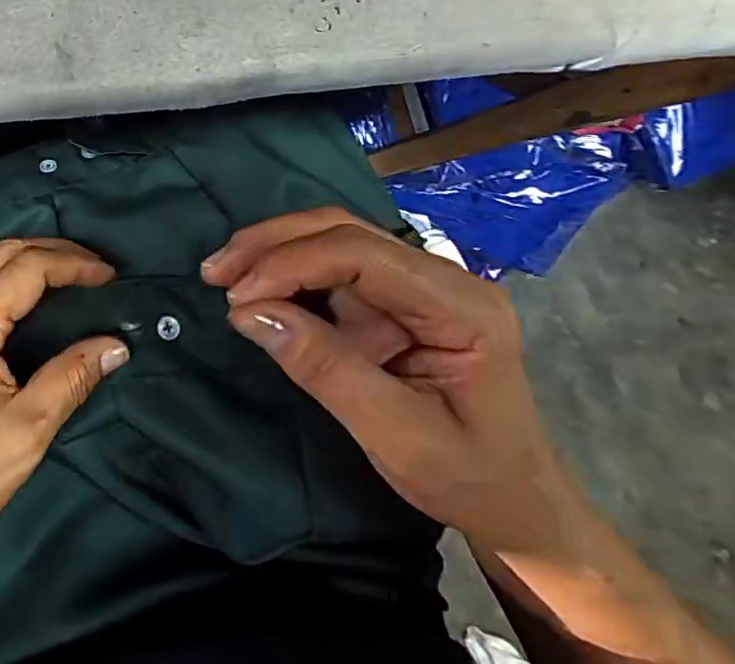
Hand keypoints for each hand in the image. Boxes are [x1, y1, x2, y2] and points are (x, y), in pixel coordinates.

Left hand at [0, 239, 127, 663]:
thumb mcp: (28, 429)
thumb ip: (73, 375)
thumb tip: (117, 344)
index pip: (30, 267)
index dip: (76, 264)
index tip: (112, 277)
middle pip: (5, 252)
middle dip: (57, 251)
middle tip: (97, 269)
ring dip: (30, 258)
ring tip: (70, 276)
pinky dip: (7, 275)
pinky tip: (28, 299)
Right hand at [204, 209, 734, 663]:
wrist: (518, 502)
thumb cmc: (471, 479)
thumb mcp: (398, 438)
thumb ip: (326, 370)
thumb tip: (250, 312)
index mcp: (461, 305)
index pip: (365, 254)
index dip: (294, 262)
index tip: (237, 295)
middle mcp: (443, 278)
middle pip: (350, 232)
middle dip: (278, 243)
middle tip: (216, 270)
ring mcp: (422, 287)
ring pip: (341, 242)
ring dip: (279, 252)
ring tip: (224, 274)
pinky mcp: (401, 303)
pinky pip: (341, 275)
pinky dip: (294, 277)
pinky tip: (259, 288)